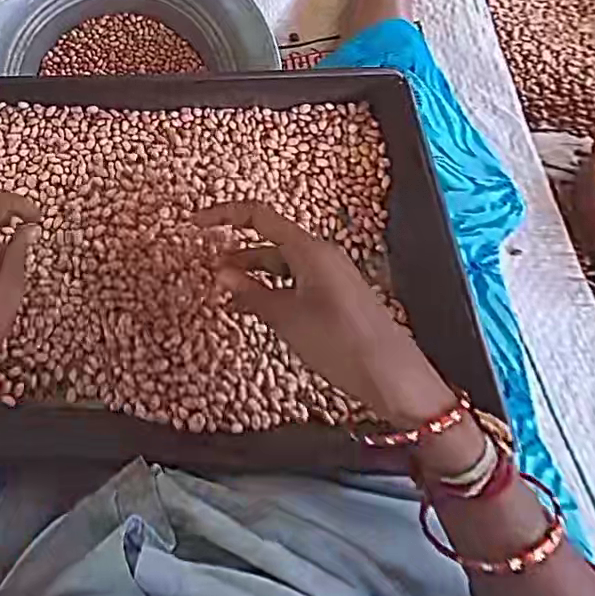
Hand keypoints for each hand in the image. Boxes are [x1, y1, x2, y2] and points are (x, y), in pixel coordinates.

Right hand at [194, 201, 448, 419]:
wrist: (397, 381)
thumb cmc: (340, 343)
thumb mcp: (286, 318)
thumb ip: (250, 292)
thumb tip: (220, 272)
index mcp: (309, 249)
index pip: (258, 215)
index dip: (224, 215)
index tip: (196, 223)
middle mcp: (320, 255)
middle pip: (269, 240)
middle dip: (237, 252)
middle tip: (209, 269)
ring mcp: (330, 276)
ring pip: (281, 264)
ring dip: (253, 273)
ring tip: (227, 291)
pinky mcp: (336, 296)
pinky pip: (295, 282)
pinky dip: (272, 289)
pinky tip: (256, 308)